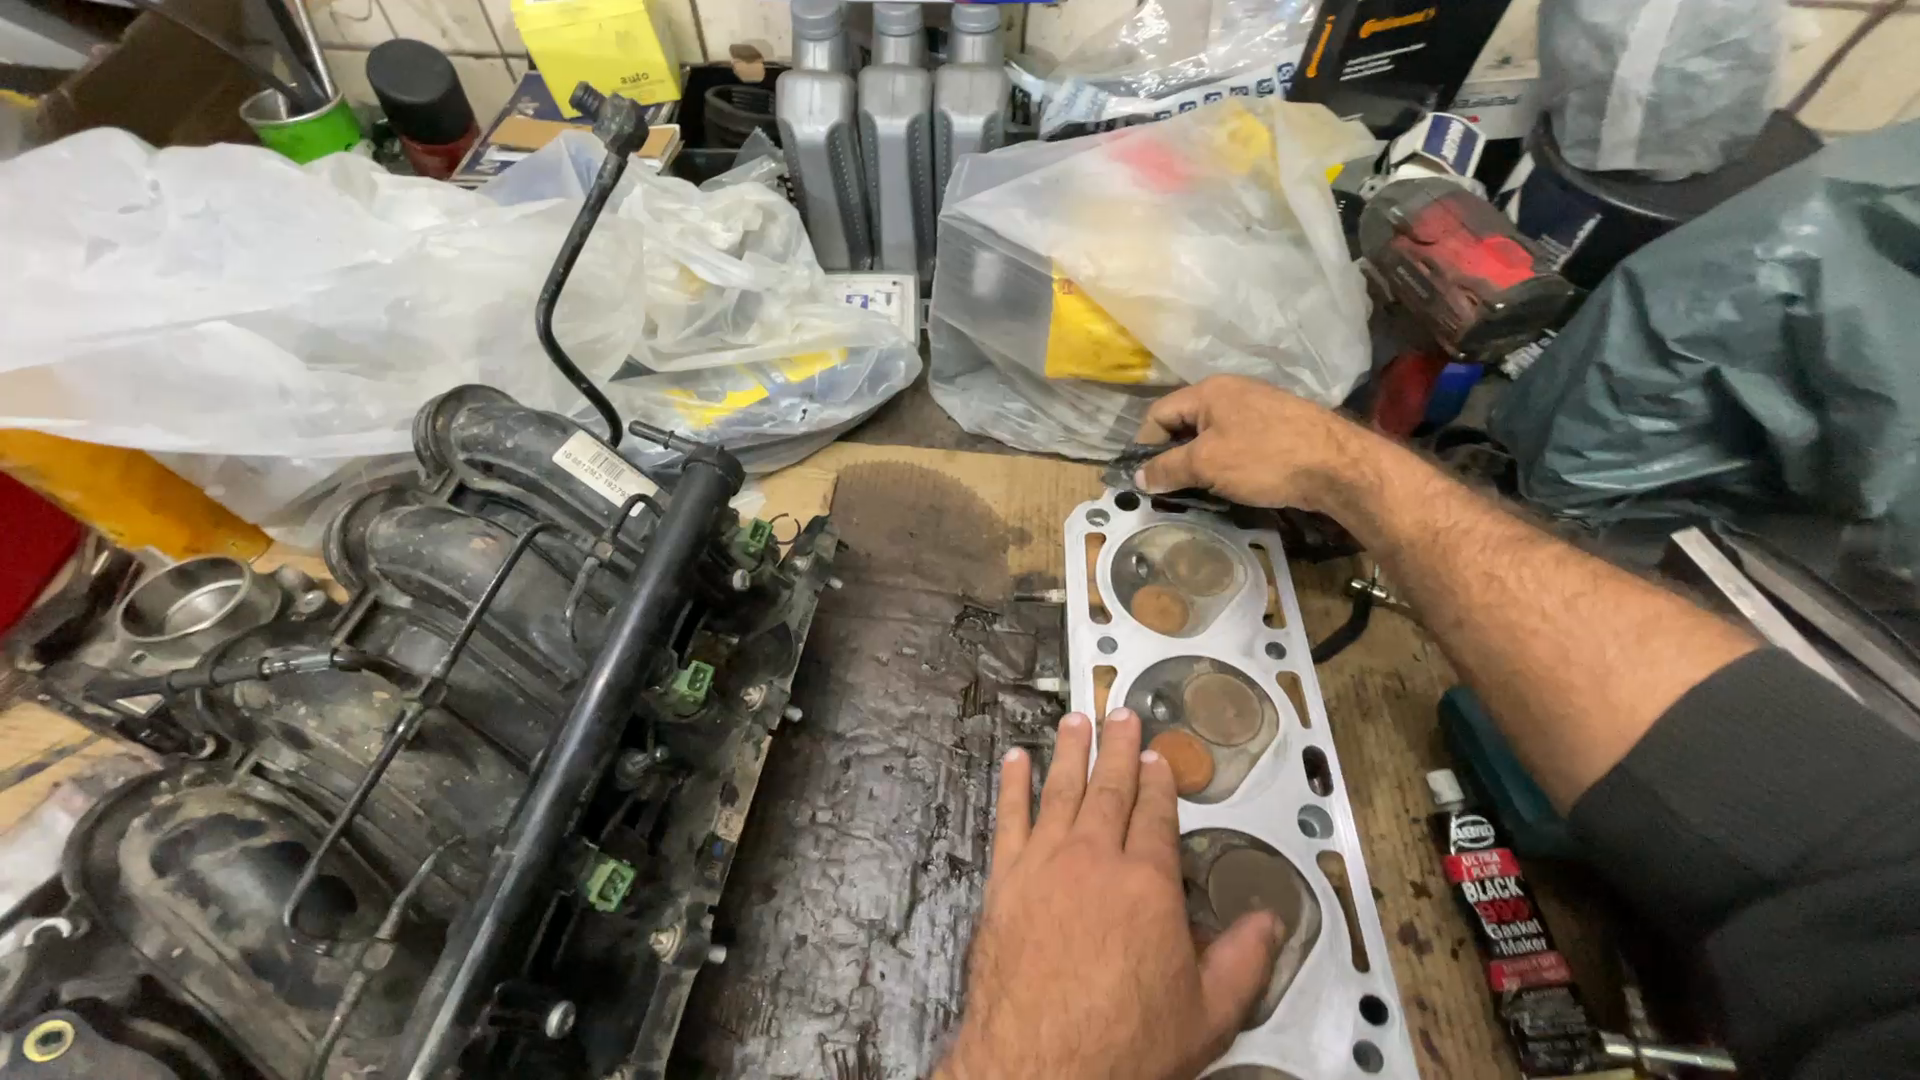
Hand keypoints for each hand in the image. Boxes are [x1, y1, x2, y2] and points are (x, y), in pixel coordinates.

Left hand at [936, 709, 1283, 1079]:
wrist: (1042, 1065)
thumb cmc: (1126, 1044)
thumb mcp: (1207, 1014)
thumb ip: (1242, 961)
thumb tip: (1269, 920)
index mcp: (1147, 884)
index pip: (1156, 815)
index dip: (1158, 782)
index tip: (1157, 756)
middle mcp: (1095, 859)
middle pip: (1109, 790)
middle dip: (1117, 749)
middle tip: (1119, 714)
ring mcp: (1046, 864)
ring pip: (1061, 792)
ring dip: (1069, 752)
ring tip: (1075, 721)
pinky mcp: (1006, 879)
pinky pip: (1009, 819)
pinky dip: (1013, 786)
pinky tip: (1015, 759)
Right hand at [1132, 375, 1383, 513]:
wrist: (1338, 465)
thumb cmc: (1264, 458)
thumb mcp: (1207, 464)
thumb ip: (1167, 469)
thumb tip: (1139, 477)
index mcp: (1208, 392)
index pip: (1158, 414)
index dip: (1146, 446)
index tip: (1146, 480)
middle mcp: (1230, 393)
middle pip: (1183, 424)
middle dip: (1172, 457)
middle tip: (1169, 490)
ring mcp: (1256, 409)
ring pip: (1210, 437)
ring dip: (1198, 464)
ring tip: (1199, 492)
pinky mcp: (1276, 428)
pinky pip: (1235, 444)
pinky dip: (1224, 464)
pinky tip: (1230, 485)